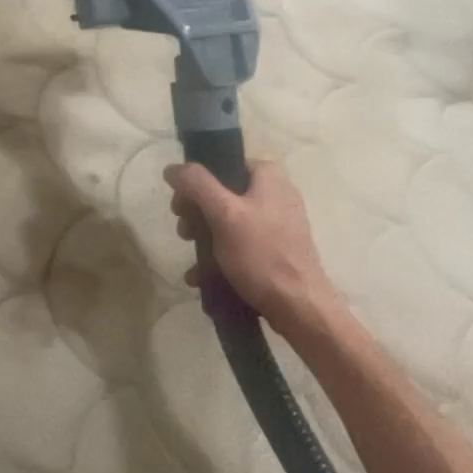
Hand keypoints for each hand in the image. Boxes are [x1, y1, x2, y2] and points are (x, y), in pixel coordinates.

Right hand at [164, 159, 340, 333]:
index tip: (182, 206)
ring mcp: (278, 224)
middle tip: (186, 232)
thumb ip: (196, 185)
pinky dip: (220, 256)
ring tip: (193, 258)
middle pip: (222, 194)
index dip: (197, 183)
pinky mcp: (276, 250)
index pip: (224, 165)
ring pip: (228, 221)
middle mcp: (276, 195)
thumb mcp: (224, 215)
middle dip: (197, 214)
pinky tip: (202, 275)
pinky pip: (240, 244)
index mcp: (269, 177)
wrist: (300, 308)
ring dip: (204, 238)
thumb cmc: (261, 255)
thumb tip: (172, 168)